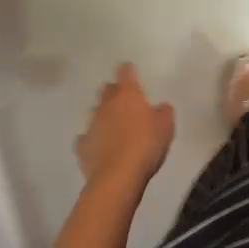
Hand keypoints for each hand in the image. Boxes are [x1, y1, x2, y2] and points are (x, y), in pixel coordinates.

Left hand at [75, 63, 174, 187]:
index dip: (128, 70)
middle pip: (107, 90)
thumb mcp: (166, 126)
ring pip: (95, 112)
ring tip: (112, 126)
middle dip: (113, 92)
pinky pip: (85, 138)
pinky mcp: (82, 147)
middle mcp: (107, 105)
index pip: (125, 72)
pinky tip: (98, 147)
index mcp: (128, 94)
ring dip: (103, 116)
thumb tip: (160, 107)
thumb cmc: (145, 145)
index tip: (130, 71)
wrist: (117, 178)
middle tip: (123, 101)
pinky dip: (92, 140)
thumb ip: (164, 112)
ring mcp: (92, 125)